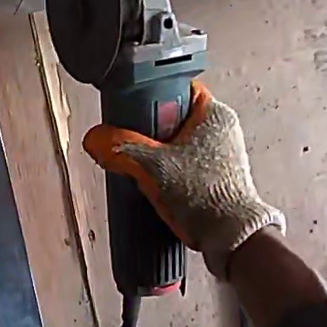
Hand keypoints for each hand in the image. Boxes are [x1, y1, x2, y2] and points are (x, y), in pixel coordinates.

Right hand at [82, 81, 283, 277]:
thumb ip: (120, 148)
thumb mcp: (152, 167)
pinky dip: (170, 170)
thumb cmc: (204, 196)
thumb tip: (95, 139)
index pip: (177, 88)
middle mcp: (222, 129)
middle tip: (134, 144)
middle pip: (174, 117)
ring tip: (145, 169)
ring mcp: (223, 153)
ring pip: (178, 142)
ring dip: (159, 154)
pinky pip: (186, 163)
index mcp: (213, 114)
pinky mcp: (219, 175)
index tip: (133, 111)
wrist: (231, 238)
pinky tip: (159, 184)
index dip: (152, 97)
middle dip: (150, 132)